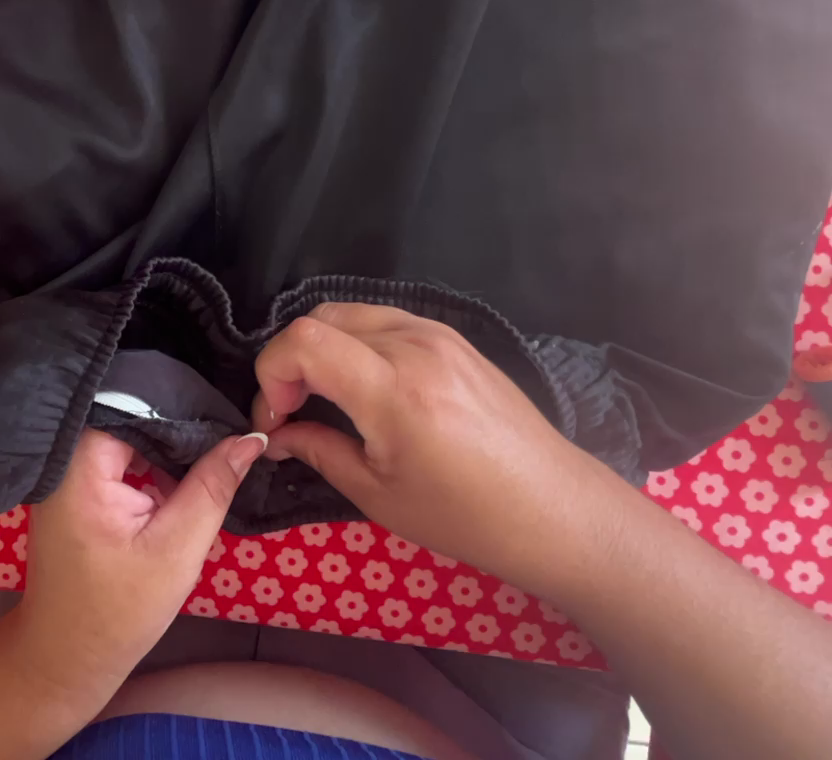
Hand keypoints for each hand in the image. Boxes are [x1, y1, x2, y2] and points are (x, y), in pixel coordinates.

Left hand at [15, 428, 266, 695]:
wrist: (68, 657)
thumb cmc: (119, 610)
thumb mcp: (177, 547)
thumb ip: (213, 485)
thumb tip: (250, 437)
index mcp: (80, 462)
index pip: (133, 403)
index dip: (181, 403)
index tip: (224, 409)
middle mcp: (65, 454)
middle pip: (129, 415)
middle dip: (177, 424)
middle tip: (225, 426)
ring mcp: (65, 469)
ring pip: (125, 435)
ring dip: (164, 447)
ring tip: (209, 449)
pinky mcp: (73, 485)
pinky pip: (116, 456)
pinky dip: (147, 464)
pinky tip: (177, 477)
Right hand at [251, 302, 641, 596]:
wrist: (561, 513)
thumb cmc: (468, 518)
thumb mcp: (378, 495)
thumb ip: (316, 450)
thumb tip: (273, 435)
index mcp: (396, 389)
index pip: (304, 341)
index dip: (271, 373)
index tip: (277, 418)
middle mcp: (415, 346)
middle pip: (319, 319)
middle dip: (290, 361)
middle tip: (294, 409)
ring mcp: (437, 334)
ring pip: (347, 313)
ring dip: (319, 348)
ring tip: (323, 396)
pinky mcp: (452, 337)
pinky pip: (381, 319)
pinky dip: (351, 341)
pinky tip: (360, 383)